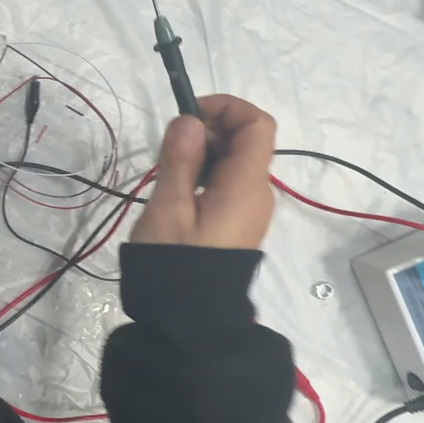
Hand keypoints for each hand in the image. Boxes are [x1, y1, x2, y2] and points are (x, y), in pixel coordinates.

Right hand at [130, 94, 276, 248]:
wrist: (188, 315)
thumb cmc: (175, 260)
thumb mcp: (168, 208)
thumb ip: (179, 161)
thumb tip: (189, 120)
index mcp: (245, 185)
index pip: (256, 125)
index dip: (226, 107)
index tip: (186, 114)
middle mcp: (257, 192)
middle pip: (246, 141)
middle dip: (209, 129)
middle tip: (167, 146)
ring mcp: (249, 209)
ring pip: (234, 163)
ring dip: (203, 153)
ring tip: (167, 171)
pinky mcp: (236, 222)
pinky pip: (228, 184)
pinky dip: (204, 174)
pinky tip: (176, 191)